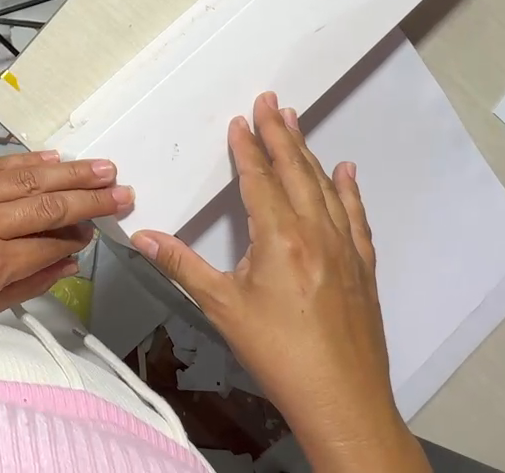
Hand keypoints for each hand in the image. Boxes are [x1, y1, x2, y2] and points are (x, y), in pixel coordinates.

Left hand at [0, 151, 131, 324]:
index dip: (80, 235)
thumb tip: (72, 260)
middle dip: (90, 199)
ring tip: (101, 168)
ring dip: (69, 172)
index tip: (102, 228)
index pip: (50, 243)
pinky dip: (29, 160)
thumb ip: (32, 282)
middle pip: (48, 206)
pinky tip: (55, 158)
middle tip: (123, 191)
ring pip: (29, 179)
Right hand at [131, 94, 427, 472]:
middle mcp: (316, 234)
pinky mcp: (362, 270)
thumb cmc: (279, 354)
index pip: (260, 179)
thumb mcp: (221, 307)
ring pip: (325, 188)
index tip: (240, 120)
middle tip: (271, 101)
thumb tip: (142, 235)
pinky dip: (348, 191)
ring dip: (308, 153)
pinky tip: (346, 173)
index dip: (248, 147)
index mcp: (280, 238)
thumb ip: (181, 265)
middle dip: (281, 133)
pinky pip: (355, 218)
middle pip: (296, 172)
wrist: (344, 404)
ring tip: (297, 122)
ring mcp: (345, 251)